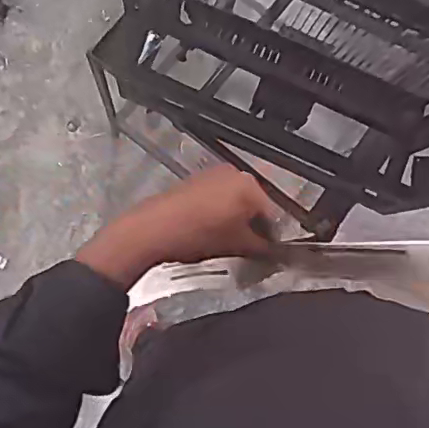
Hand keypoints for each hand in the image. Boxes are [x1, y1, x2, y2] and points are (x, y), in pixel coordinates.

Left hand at [75, 167, 282, 288]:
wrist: (152, 230)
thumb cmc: (199, 235)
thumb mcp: (238, 245)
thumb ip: (263, 247)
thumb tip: (275, 252)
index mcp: (250, 186)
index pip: (275, 214)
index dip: (274, 237)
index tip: (271, 254)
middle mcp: (235, 173)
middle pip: (256, 204)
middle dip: (255, 226)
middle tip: (250, 250)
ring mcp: (213, 174)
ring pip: (236, 200)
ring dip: (237, 219)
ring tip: (229, 242)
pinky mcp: (195, 180)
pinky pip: (218, 198)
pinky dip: (220, 213)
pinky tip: (210, 231)